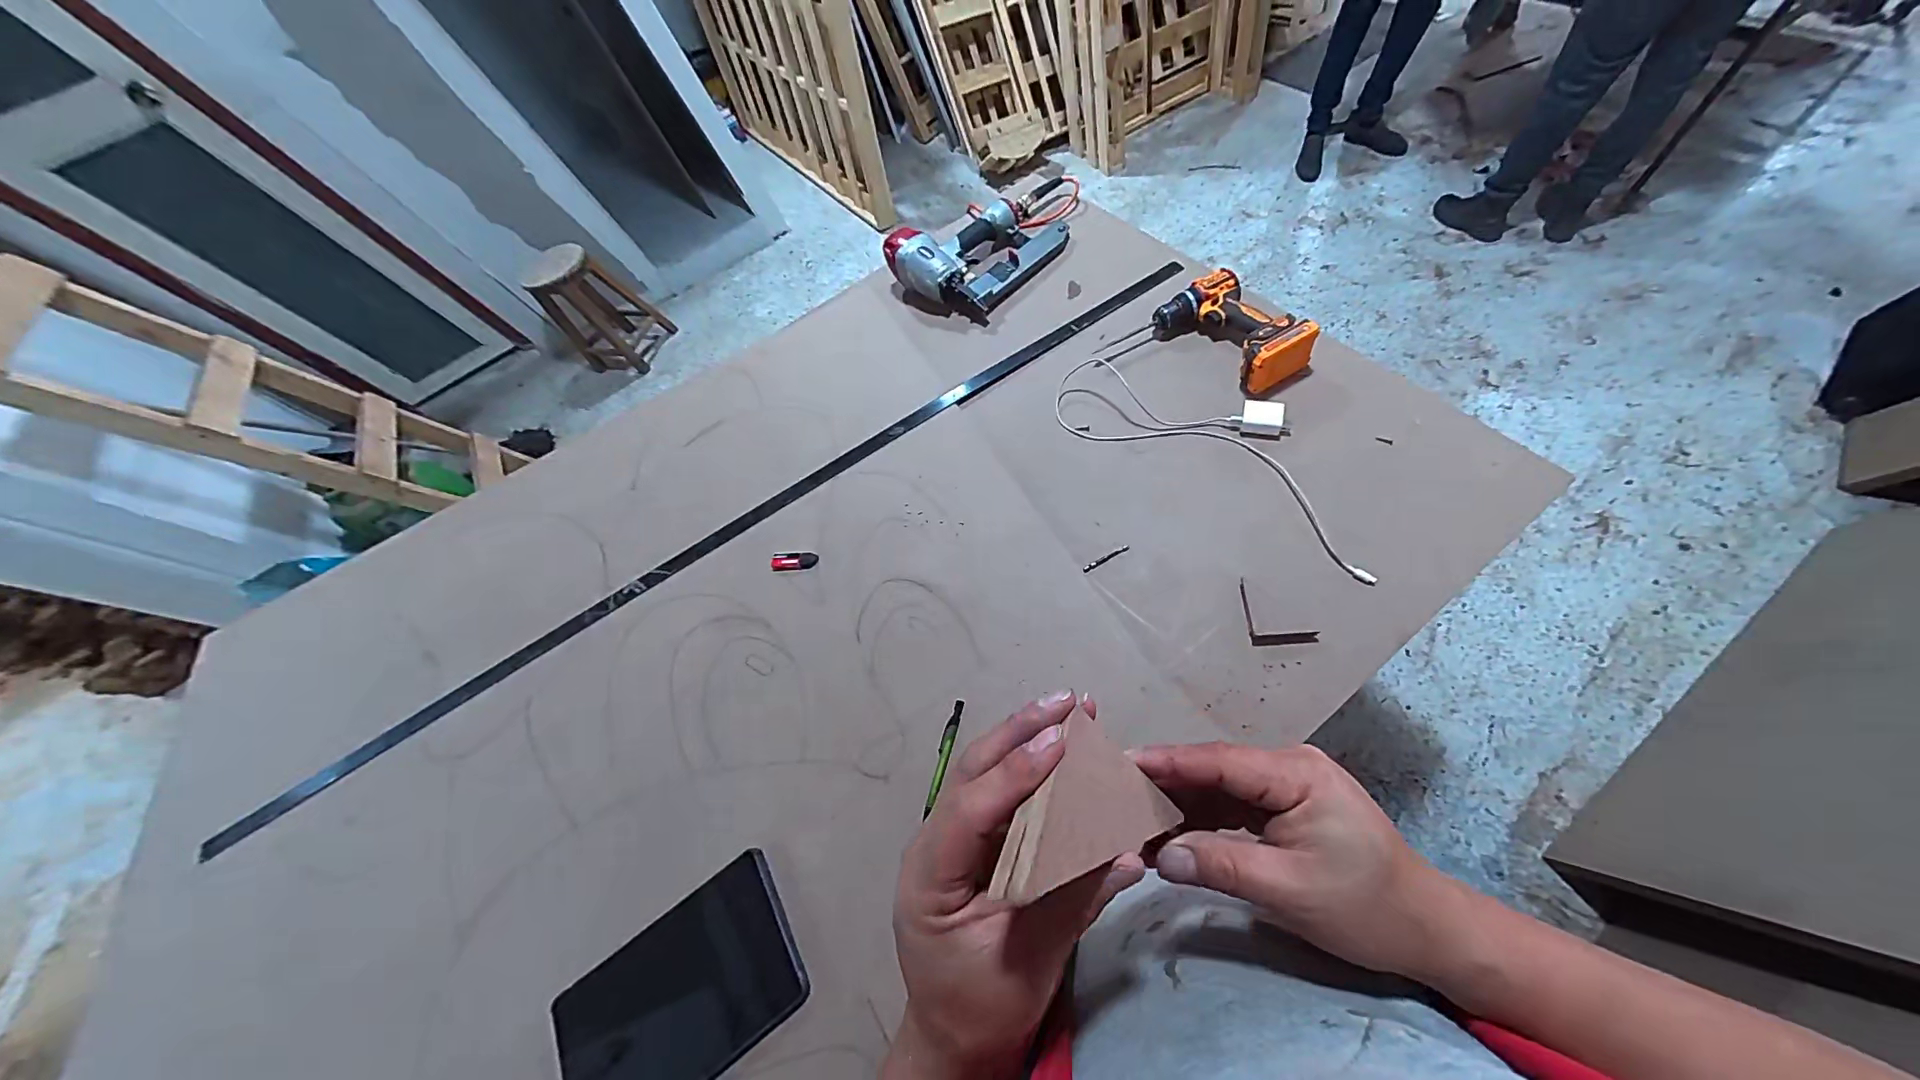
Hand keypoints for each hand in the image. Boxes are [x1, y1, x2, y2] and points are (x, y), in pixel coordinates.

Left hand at [884, 693, 1144, 1079]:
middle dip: (1018, 732)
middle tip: (1064, 701)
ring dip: (1023, 738)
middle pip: (973, 773)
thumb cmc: (979, 1004)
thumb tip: (1127, 853)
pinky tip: (1055, 749)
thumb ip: (1073, 901)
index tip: (1059, 741)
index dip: (1015, 774)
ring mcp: (951, 840)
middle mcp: (934, 842)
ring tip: (1063, 709)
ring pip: (984, 775)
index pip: (970, 809)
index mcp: (930, 872)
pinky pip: (1000, 796)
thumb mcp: (1025, 961)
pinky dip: (1027, 769)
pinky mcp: (973, 844)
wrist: (953, 1038)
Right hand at [1130, 742, 1464, 981]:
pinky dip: (1202, 818)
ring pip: (1219, 787)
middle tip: (1117, 792)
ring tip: (1134, 814)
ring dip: (1181, 803)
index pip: (1219, 761)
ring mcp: (1287, 786)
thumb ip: (1221, 865)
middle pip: (1214, 769)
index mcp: (1296, 773)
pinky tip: (1172, 830)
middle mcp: (1289, 767)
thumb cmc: (1365, 907)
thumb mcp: (1289, 889)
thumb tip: (1159, 856)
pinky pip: (1233, 805)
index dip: (1168, 761)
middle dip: (1167, 782)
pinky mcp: (1285, 807)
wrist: (1426, 930)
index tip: (1122, 762)